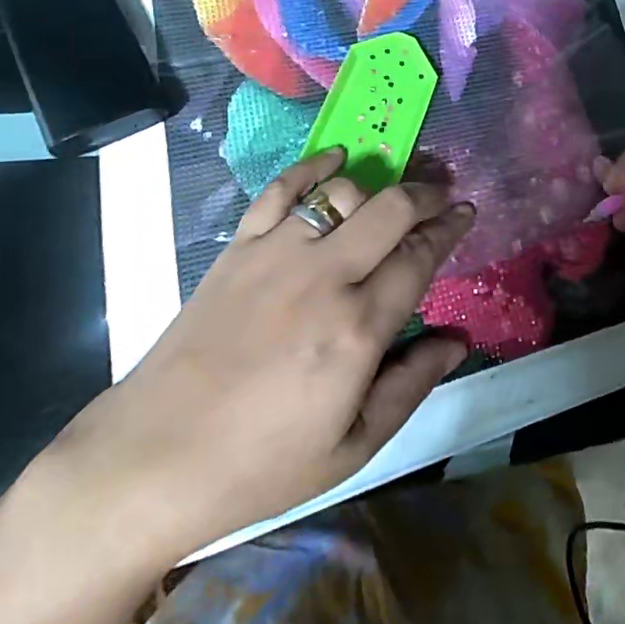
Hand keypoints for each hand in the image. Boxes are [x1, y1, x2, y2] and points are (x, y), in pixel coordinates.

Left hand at [39, 148, 473, 563]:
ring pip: (340, 192)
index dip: (448, 229)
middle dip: (425, 193)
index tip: (466, 212)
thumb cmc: (262, 463)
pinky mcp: (237, 249)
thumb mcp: (353, 445)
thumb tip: (459, 339)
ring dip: (377, 182)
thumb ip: (411, 383)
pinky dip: (311, 167)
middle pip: (388, 210)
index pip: (418, 258)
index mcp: (357, 329)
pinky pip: (279, 190)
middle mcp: (322, 277)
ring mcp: (274, 255)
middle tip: (442, 192)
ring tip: (393, 186)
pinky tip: (334, 159)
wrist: (158, 454)